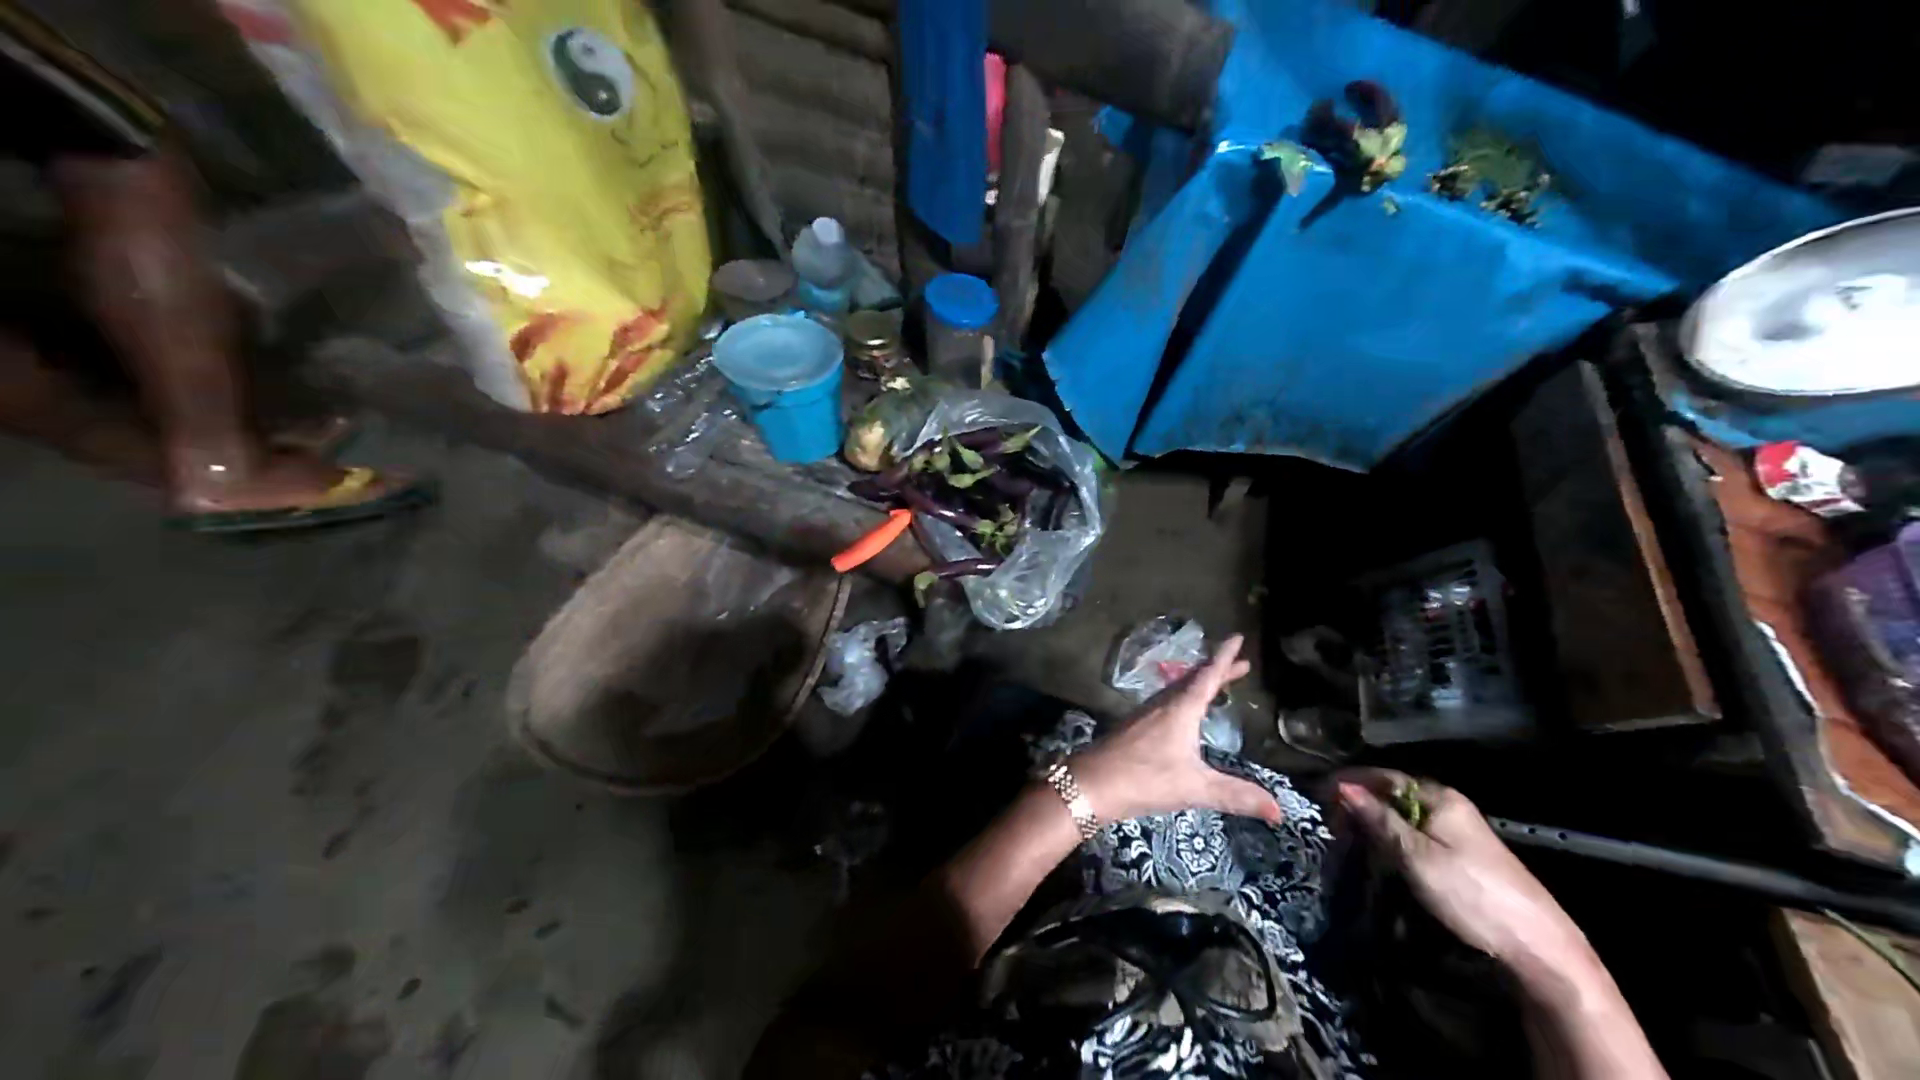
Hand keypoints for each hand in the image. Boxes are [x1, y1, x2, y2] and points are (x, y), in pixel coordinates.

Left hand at [1070, 635, 1283, 824]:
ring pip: (1177, 689)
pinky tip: (1181, 712)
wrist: (1092, 783)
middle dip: (1217, 670)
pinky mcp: (1134, 726)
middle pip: (1193, 679)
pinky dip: (1182, 697)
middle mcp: (1163, 704)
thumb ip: (1236, 796)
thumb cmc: (1145, 779)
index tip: (1237, 637)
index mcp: (1180, 709)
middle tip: (1240, 663)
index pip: (1208, 676)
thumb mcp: (1195, 788)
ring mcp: (1145, 714)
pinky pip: (1165, 701)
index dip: (1224, 658)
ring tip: (1215, 682)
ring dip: (1198, 682)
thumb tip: (1279, 810)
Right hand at [1334, 768, 1590, 978]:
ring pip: (1400, 816)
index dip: (1347, 781)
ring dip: (1370, 823)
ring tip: (1343, 838)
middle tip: (1327, 822)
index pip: (1382, 775)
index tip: (1315, 792)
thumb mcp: (1416, 855)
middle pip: (1391, 794)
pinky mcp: (1459, 856)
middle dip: (1356, 803)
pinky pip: (1412, 835)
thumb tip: (1342, 786)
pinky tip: (1375, 853)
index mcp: (1440, 797)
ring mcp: (1456, 832)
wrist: (1538, 949)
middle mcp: (1448, 806)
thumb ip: (1377, 819)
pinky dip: (1388, 839)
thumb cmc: (1471, 894)